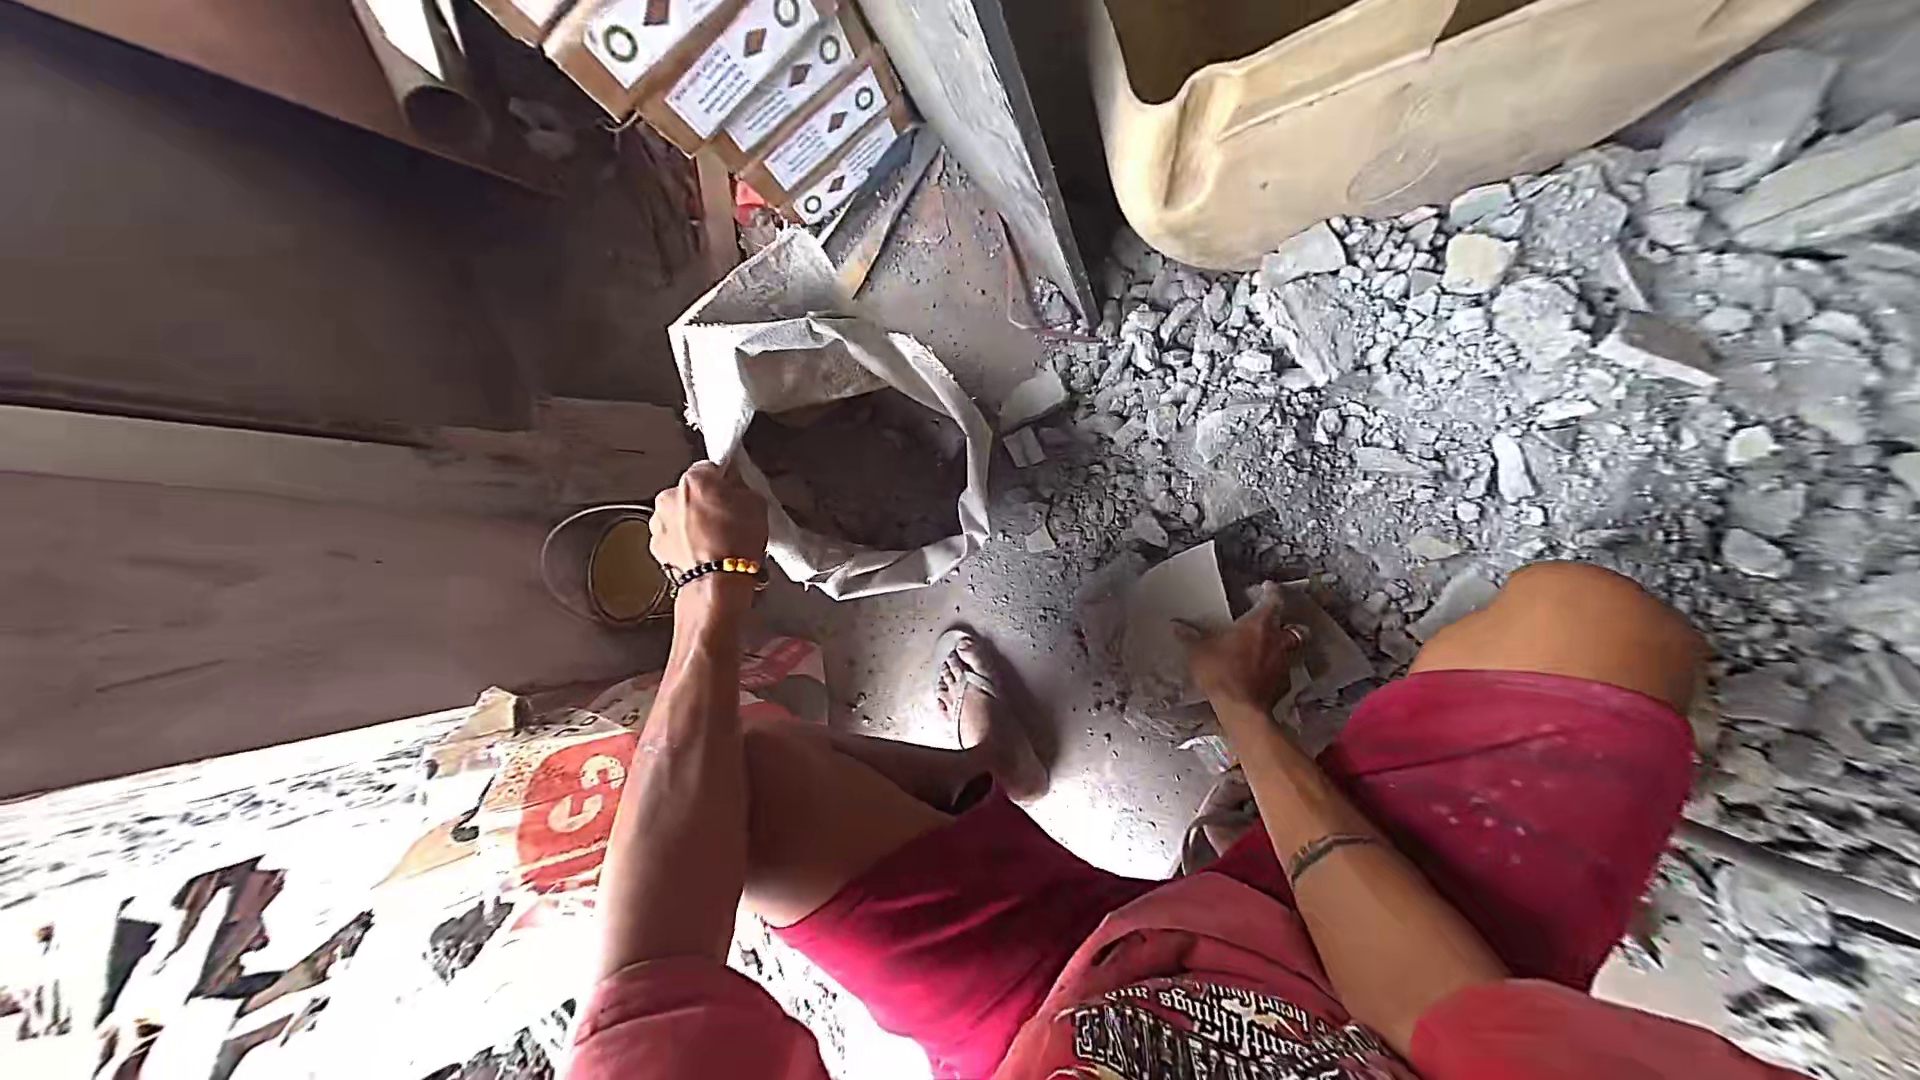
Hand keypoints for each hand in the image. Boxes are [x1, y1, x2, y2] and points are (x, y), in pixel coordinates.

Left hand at [650, 461, 768, 578]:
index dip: (725, 482)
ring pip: (680, 516)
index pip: (709, 468)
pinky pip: (674, 538)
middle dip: (707, 503)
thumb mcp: (758, 505)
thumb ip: (743, 489)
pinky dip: (687, 544)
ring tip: (719, 542)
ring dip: (694, 524)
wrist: (717, 584)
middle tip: (730, 520)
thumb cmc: (735, 545)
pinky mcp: (657, 547)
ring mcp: (660, 523)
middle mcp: (670, 497)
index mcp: (694, 480)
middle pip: (691, 493)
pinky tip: (707, 554)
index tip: (734, 493)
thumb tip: (737, 486)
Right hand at [1176, 583, 1309, 713]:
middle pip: (1292, 627)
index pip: (1273, 601)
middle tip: (1273, 625)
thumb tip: (1176, 626)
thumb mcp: (1198, 652)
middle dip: (1285, 624)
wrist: (1242, 710)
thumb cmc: (1221, 673)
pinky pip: (1283, 672)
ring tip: (1266, 650)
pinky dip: (1275, 670)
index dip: (1271, 592)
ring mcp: (1284, 664)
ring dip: (1280, 648)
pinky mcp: (1284, 685)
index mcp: (1259, 625)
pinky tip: (1262, 674)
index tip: (1267, 587)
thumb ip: (1189, 637)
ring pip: (1290, 650)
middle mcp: (1277, 641)